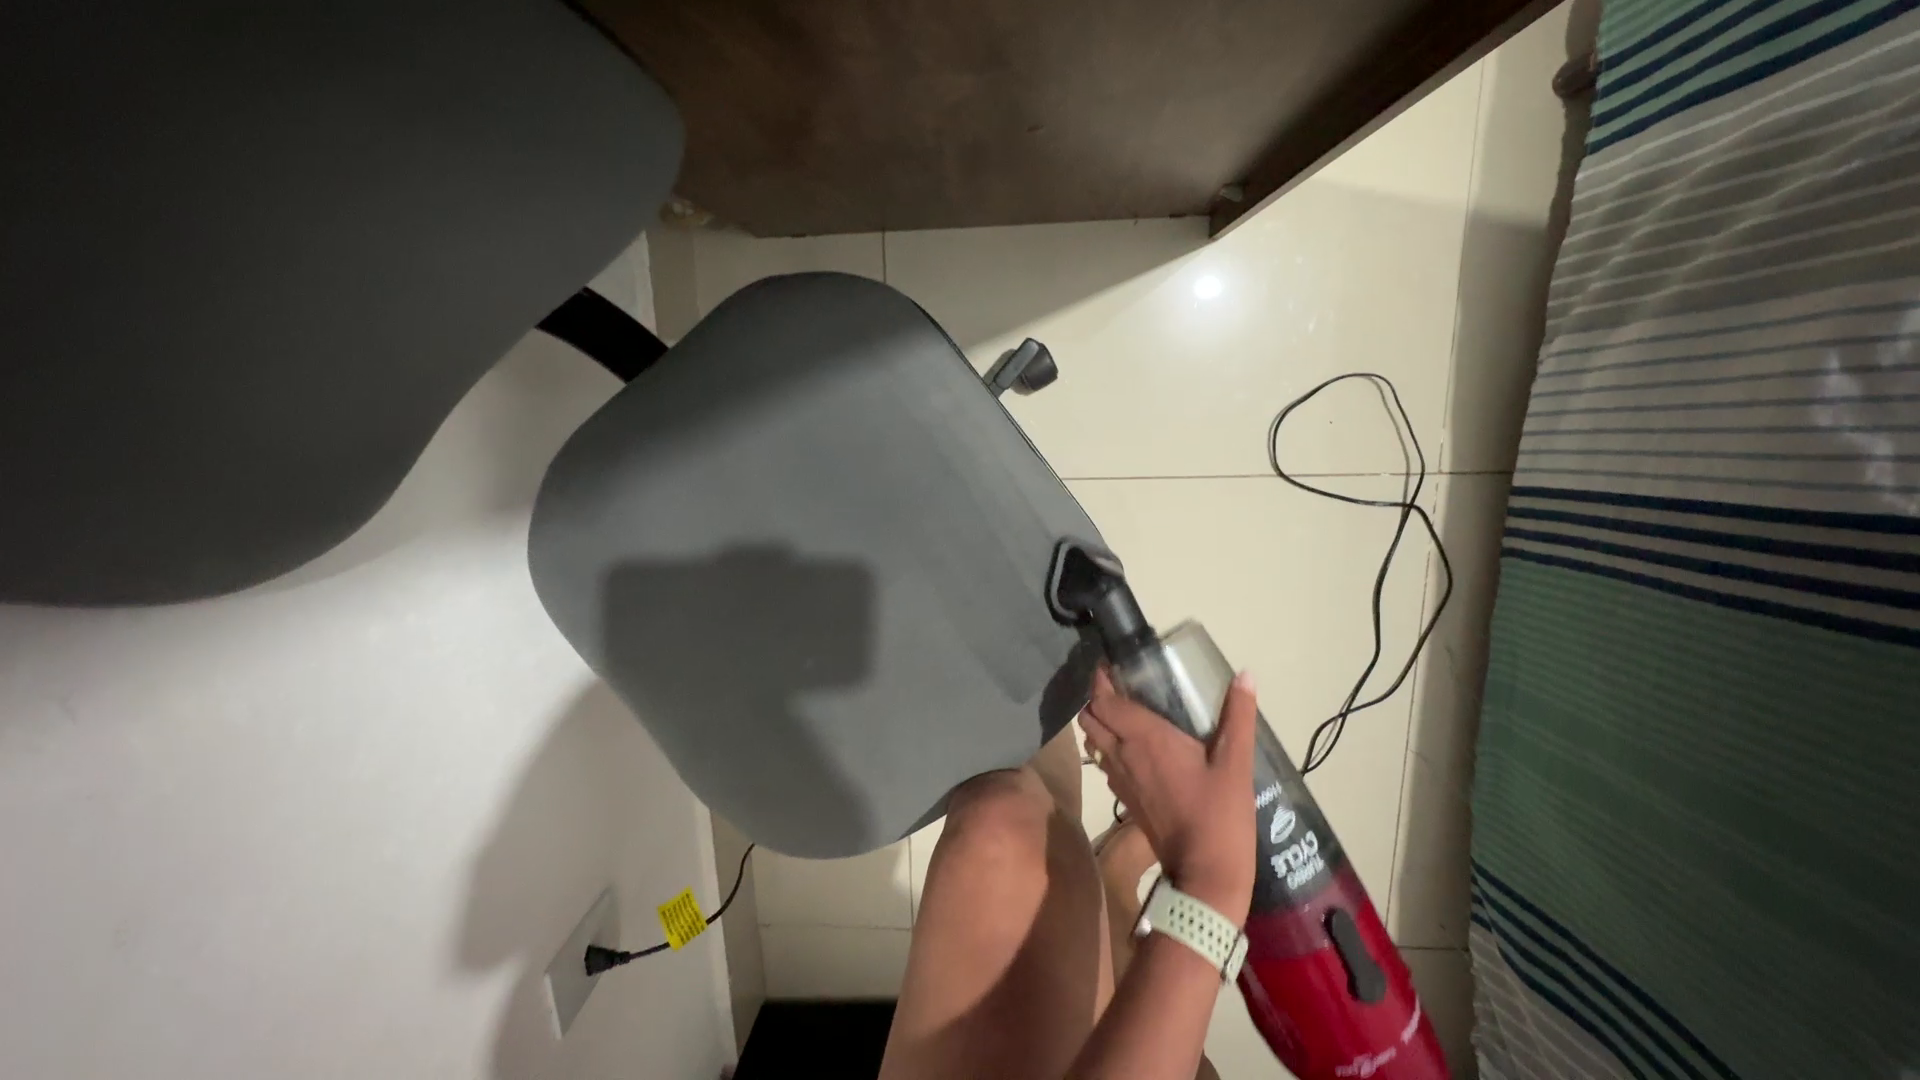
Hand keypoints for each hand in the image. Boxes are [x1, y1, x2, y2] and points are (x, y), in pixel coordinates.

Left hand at [1080, 666, 1257, 925]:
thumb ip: (1238, 716)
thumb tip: (1246, 674)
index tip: (1110, 664)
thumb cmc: (1220, 813)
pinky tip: (1132, 747)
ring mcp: (1118, 778)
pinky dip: (1107, 748)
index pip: (1103, 700)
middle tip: (1118, 686)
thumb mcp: (1236, 762)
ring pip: (1093, 741)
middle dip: (1096, 697)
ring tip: (1122, 711)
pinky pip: (1104, 763)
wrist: (1203, 872)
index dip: (1100, 679)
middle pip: (1089, 717)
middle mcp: (1122, 753)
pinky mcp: (1123, 798)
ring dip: (1099, 722)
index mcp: (1144, 737)